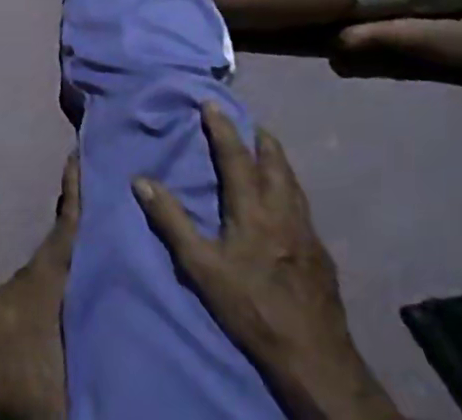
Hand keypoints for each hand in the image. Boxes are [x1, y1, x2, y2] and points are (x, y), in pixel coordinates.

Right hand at [134, 104, 402, 419]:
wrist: (314, 357)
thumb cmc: (249, 306)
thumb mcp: (199, 265)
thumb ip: (171, 220)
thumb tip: (141, 180)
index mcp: (256, 215)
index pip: (237, 161)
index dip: (224, 131)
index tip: (212, 104)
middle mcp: (286, 217)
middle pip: (277, 169)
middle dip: (262, 142)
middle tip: (249, 122)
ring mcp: (309, 237)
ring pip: (295, 188)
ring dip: (279, 163)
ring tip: (267, 150)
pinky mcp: (320, 257)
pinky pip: (301, 208)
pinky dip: (288, 189)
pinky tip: (282, 200)